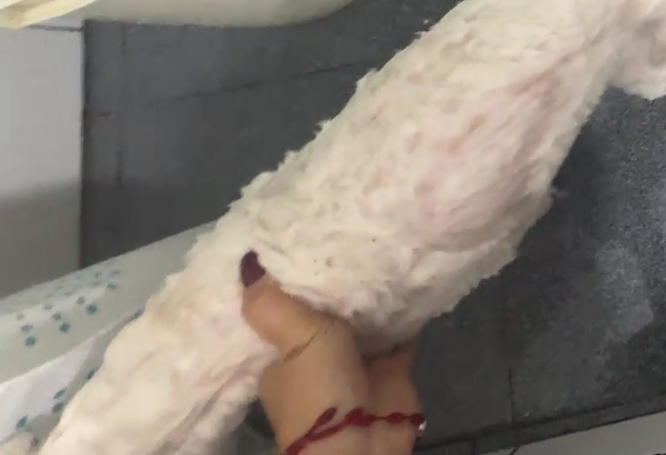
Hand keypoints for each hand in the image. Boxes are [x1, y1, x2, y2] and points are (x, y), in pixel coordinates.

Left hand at [240, 253, 420, 454]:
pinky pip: (403, 326)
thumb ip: (274, 304)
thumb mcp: (294, 340)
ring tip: (393, 244)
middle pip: (331, 312)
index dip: (297, 281)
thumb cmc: (320, 389)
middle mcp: (319, 357)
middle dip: (345, 282)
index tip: (312, 239)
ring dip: (380, 292)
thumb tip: (245, 259)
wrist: (363, 439)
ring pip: (369, 317)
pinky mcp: (395, 361)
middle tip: (361, 232)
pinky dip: (409, 307)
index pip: (287, 311)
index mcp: (284, 357)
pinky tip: (420, 275)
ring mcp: (359, 360)